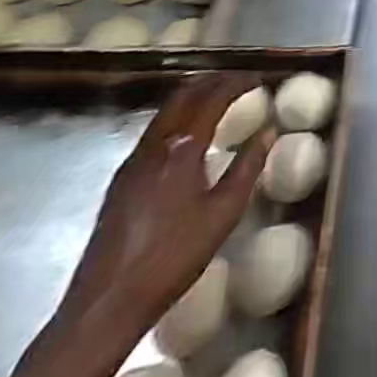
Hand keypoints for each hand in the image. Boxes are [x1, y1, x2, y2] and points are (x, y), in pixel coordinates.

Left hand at [63, 72, 271, 331]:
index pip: (212, 98)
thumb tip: (268, 133)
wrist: (109, 298)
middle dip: (212, 80)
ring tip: (216, 97)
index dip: (236, 83)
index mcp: (182, 147)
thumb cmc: (174, 258)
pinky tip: (187, 134)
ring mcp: (133, 158)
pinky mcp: (122, 176)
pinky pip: (154, 129)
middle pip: (184, 94)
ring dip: (193, 95)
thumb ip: (248, 168)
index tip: (257, 78)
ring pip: (165, 110)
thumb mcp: (223, 215)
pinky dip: (177, 116)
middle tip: (238, 79)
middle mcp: (154, 142)